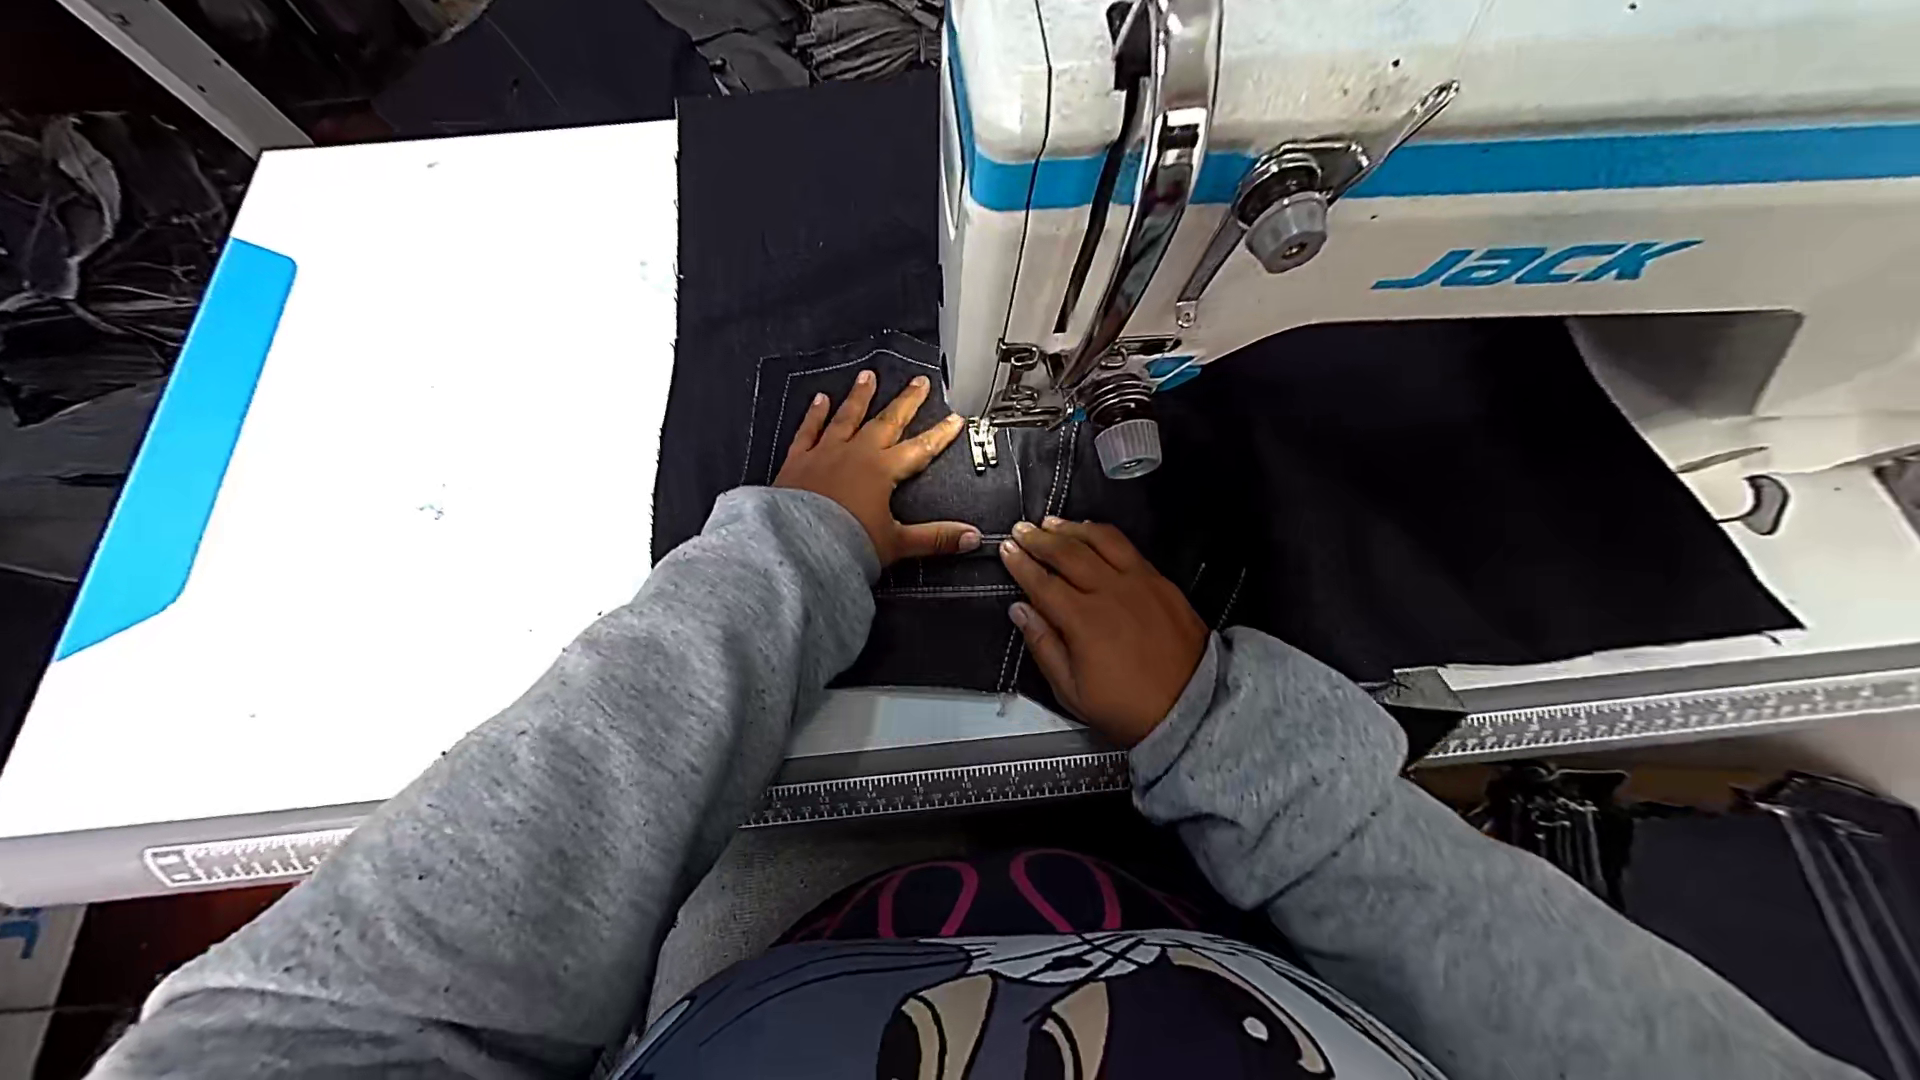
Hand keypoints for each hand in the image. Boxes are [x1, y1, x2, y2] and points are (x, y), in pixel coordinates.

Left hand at [774, 371, 981, 565]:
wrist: (796, 545)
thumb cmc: (846, 544)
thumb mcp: (897, 543)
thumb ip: (935, 538)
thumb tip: (972, 537)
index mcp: (882, 471)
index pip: (920, 448)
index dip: (940, 434)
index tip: (955, 419)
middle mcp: (856, 453)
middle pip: (887, 421)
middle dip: (906, 401)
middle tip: (919, 382)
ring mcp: (825, 453)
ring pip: (847, 417)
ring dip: (860, 396)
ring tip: (868, 376)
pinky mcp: (798, 460)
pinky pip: (809, 430)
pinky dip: (815, 414)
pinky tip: (820, 399)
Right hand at [999, 517, 1208, 745]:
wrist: (1193, 709)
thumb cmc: (1129, 707)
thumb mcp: (1072, 691)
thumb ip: (1043, 646)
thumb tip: (1020, 611)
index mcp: (1084, 621)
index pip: (1042, 582)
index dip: (1020, 564)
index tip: (1006, 551)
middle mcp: (1111, 592)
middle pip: (1067, 553)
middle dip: (1038, 539)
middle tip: (1021, 530)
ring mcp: (1139, 582)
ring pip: (1099, 540)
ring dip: (1070, 528)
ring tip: (1050, 523)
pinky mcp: (1160, 581)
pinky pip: (1127, 546)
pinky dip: (1103, 533)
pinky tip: (1091, 532)